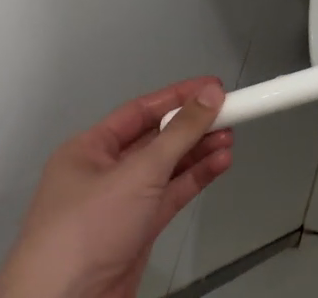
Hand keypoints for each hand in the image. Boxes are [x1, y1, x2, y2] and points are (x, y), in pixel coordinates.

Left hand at [0, 78, 233, 297]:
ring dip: (199, 151)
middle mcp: (103, 173)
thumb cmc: (87, 230)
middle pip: (157, 138)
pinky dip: (196, 177)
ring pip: (168, 166)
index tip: (214, 87)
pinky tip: (220, 163)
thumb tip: (211, 94)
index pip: (141, 112)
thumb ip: (180, 132)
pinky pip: (171, 193)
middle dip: (194, 126)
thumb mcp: (139, 173)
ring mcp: (121, 202)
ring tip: (230, 137)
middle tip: (231, 112)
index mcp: (88, 151)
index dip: (179, 97)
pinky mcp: (138, 228)